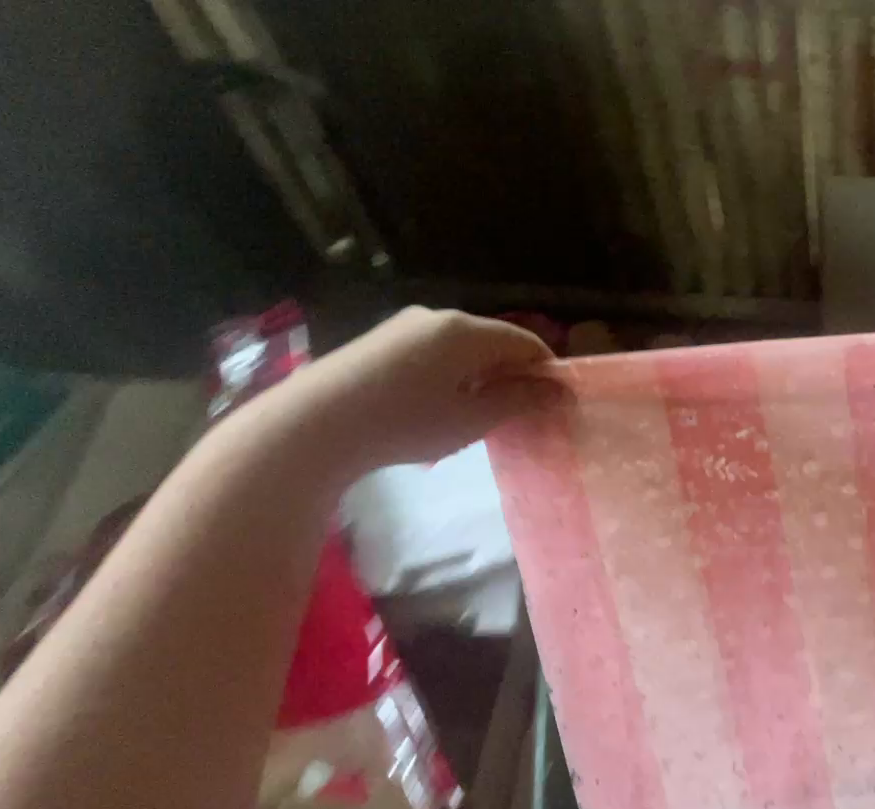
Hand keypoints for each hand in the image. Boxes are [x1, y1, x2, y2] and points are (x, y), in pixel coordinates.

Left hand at [282, 307, 563, 469]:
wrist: (314, 424)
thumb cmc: (407, 422)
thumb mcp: (474, 418)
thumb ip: (521, 400)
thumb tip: (560, 390)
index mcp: (467, 331)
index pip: (527, 343)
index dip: (546, 372)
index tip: (553, 404)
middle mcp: (439, 317)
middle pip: (495, 341)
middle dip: (514, 374)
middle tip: (519, 414)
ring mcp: (406, 326)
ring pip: (465, 347)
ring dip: (483, 375)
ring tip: (478, 414)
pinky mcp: (383, 341)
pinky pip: (436, 351)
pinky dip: (454, 373)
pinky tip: (441, 405)